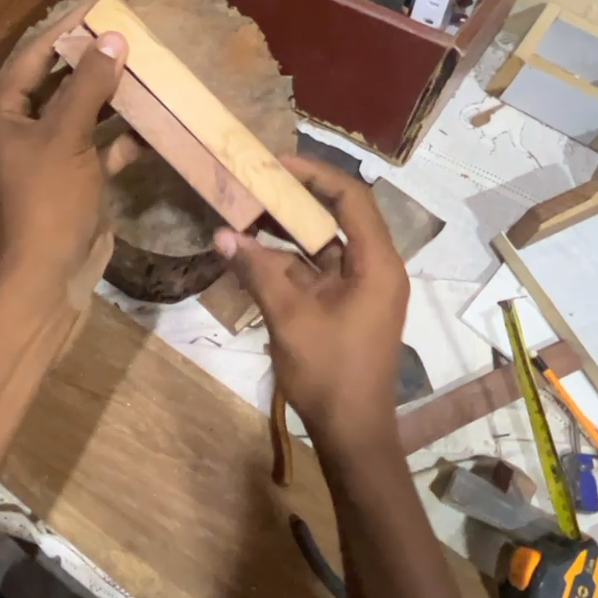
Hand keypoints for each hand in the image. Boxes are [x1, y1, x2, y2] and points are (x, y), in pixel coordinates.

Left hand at [0, 18, 139, 297]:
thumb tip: (114, 38)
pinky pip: (100, 143)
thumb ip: (90, 85)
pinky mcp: (75, 175)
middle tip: (127, 31)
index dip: (66, 27)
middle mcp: (22, 128)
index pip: (34, 56)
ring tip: (146, 64)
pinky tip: (154, 120)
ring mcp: (50, 153)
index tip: (100, 4)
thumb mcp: (67, 135)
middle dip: (92, 58)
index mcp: (3, 113)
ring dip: (112, 93)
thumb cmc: (49, 198)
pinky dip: (123, 134)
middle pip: (59, 80)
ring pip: (83, 111)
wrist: (51, 270)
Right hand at [215, 157, 406, 448]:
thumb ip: (256, 272)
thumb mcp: (288, 317)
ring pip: (320, 246)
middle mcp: (373, 268)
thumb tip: (220, 234)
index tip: (273, 164)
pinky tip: (248, 256)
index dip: (314, 174)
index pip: (351, 197)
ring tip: (241, 213)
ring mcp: (358, 289)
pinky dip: (284, 264)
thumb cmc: (329, 373)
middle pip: (334, 218)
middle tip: (250, 185)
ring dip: (283, 234)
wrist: (351, 433)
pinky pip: (313, 272)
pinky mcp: (343, 307)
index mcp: (377, 263)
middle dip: (291, 201)